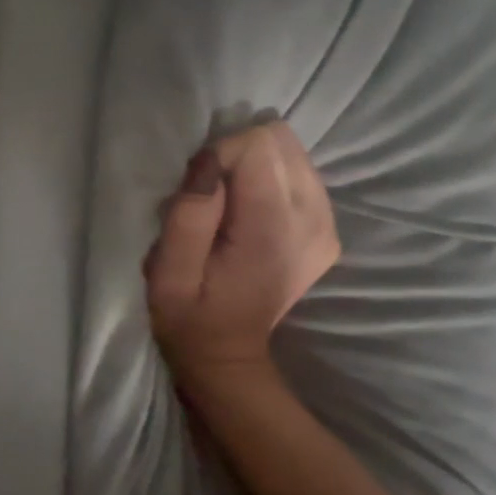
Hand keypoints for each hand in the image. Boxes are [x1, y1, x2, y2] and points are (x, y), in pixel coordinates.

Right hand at [144, 120, 339, 386]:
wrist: (226, 351)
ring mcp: (327, 225)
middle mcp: (314, 221)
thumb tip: (209, 162)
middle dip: (235, 157)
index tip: (195, 191)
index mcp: (272, 230)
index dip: (216, 157)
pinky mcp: (326, 228)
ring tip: (225, 206)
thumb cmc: (187, 311)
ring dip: (251, 167)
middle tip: (209, 198)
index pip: (256, 147)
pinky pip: (300, 174)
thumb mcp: (168, 268)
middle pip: (281, 143)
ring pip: (293, 153)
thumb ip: (189, 213)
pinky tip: (245, 213)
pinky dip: (267, 180)